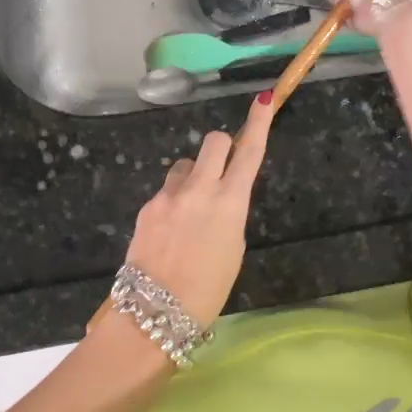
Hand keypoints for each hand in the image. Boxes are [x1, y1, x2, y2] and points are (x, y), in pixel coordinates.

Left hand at [119, 92, 274, 325]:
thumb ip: (230, 213)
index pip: (249, 151)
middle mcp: (200, 188)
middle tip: (220, 171)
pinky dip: (173, 203)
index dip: (258, 123)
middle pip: (214, 142)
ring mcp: (170, 194)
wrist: (155, 311)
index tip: (263, 99)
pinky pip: (166, 191)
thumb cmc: (208, 290)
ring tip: (189, 214)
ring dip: (191, 178)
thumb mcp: (233, 249)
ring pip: (185, 165)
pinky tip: (169, 234)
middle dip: (221, 149)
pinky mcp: (148, 205)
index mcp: (230, 201)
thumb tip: (222, 197)